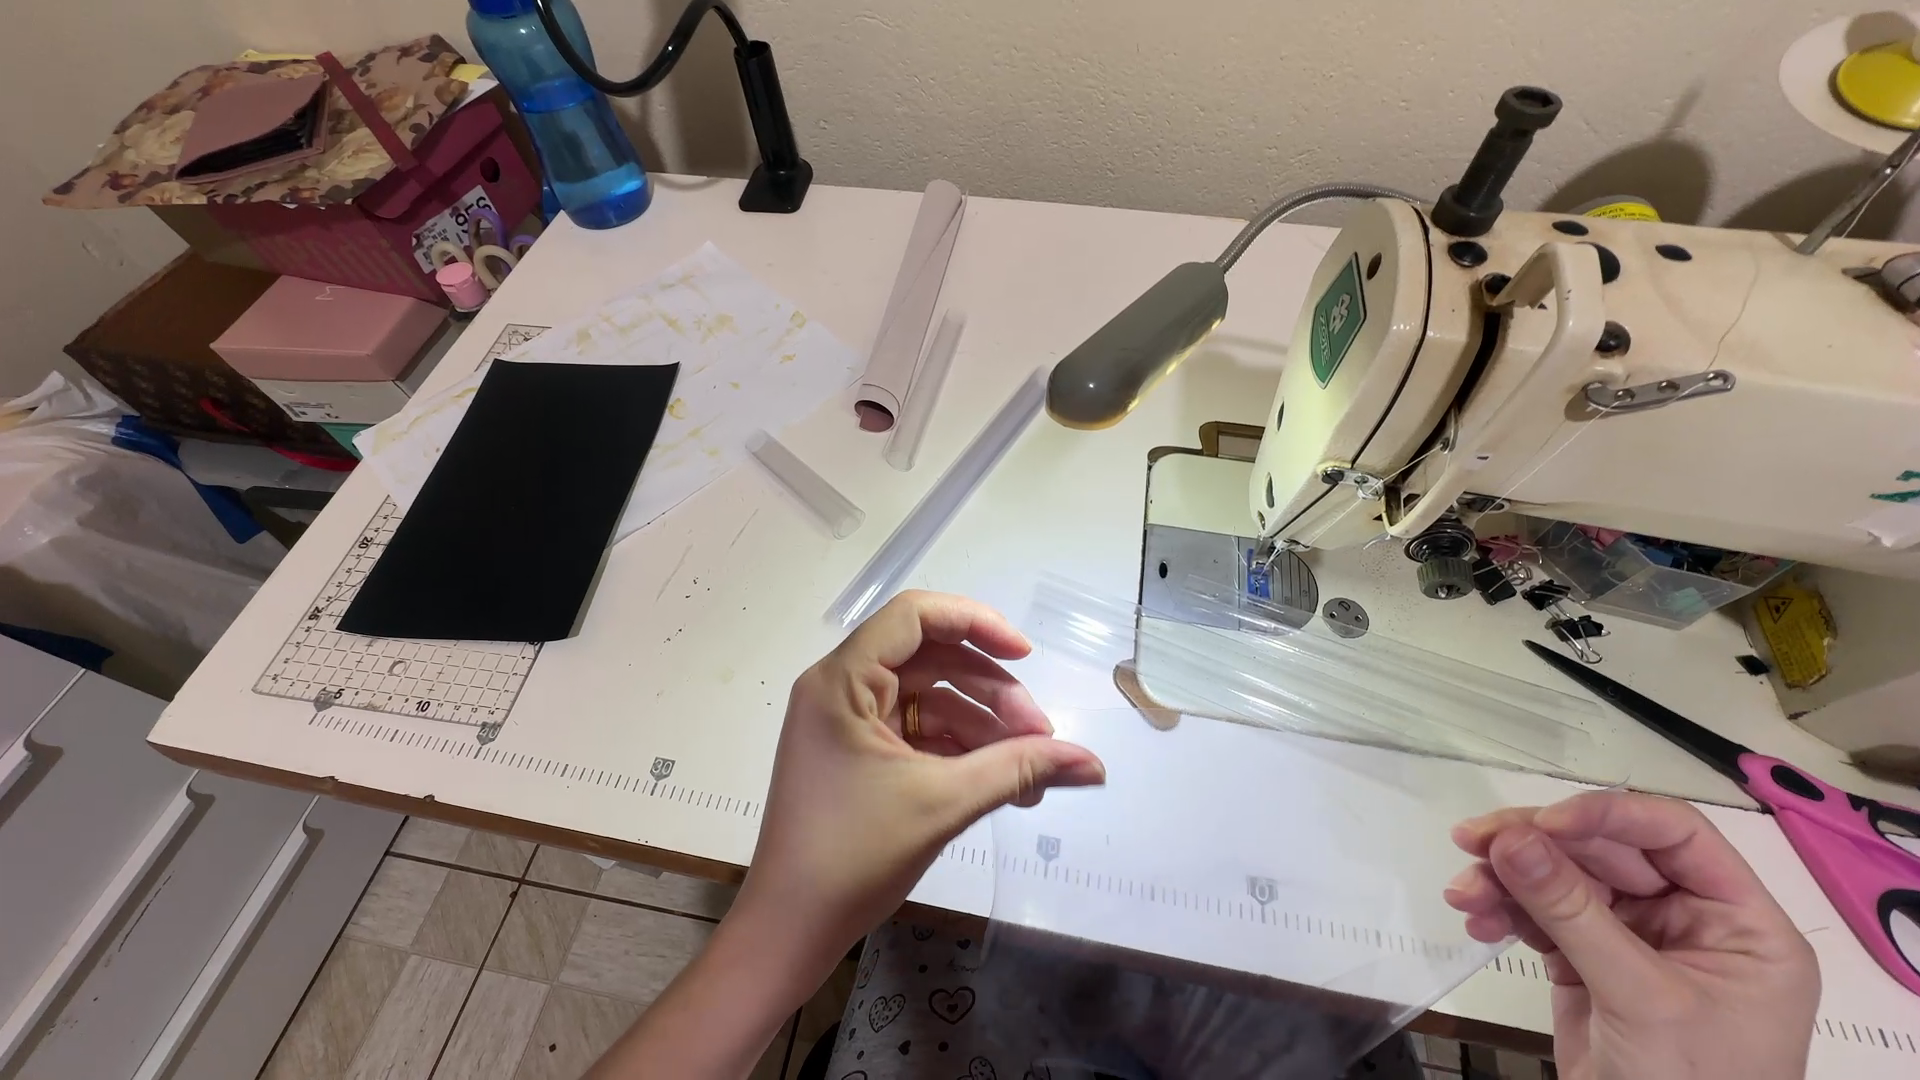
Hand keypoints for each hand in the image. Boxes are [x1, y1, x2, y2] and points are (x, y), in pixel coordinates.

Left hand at [730, 591, 1104, 998]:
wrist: (789, 931)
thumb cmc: (853, 856)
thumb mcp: (942, 804)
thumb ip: (1019, 770)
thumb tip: (1093, 764)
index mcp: (843, 680)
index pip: (914, 616)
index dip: (975, 623)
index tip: (1025, 655)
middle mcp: (842, 688)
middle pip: (932, 661)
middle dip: (992, 694)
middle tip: (1041, 737)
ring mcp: (849, 723)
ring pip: (931, 701)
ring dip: (983, 728)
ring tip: (1031, 773)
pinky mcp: (859, 755)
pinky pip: (920, 734)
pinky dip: (961, 752)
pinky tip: (1004, 784)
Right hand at [1446, 791, 1817, 1079]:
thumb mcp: (1638, 1000)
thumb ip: (1572, 913)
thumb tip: (1507, 838)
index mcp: (1737, 924)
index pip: (1674, 834)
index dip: (1607, 815)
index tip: (1540, 823)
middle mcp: (1687, 919)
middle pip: (1599, 850)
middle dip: (1530, 848)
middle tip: (1468, 842)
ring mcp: (1632, 937)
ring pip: (1558, 876)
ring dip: (1504, 879)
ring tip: (1462, 896)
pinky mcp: (1585, 956)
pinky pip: (1538, 910)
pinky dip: (1502, 910)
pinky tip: (1476, 921)